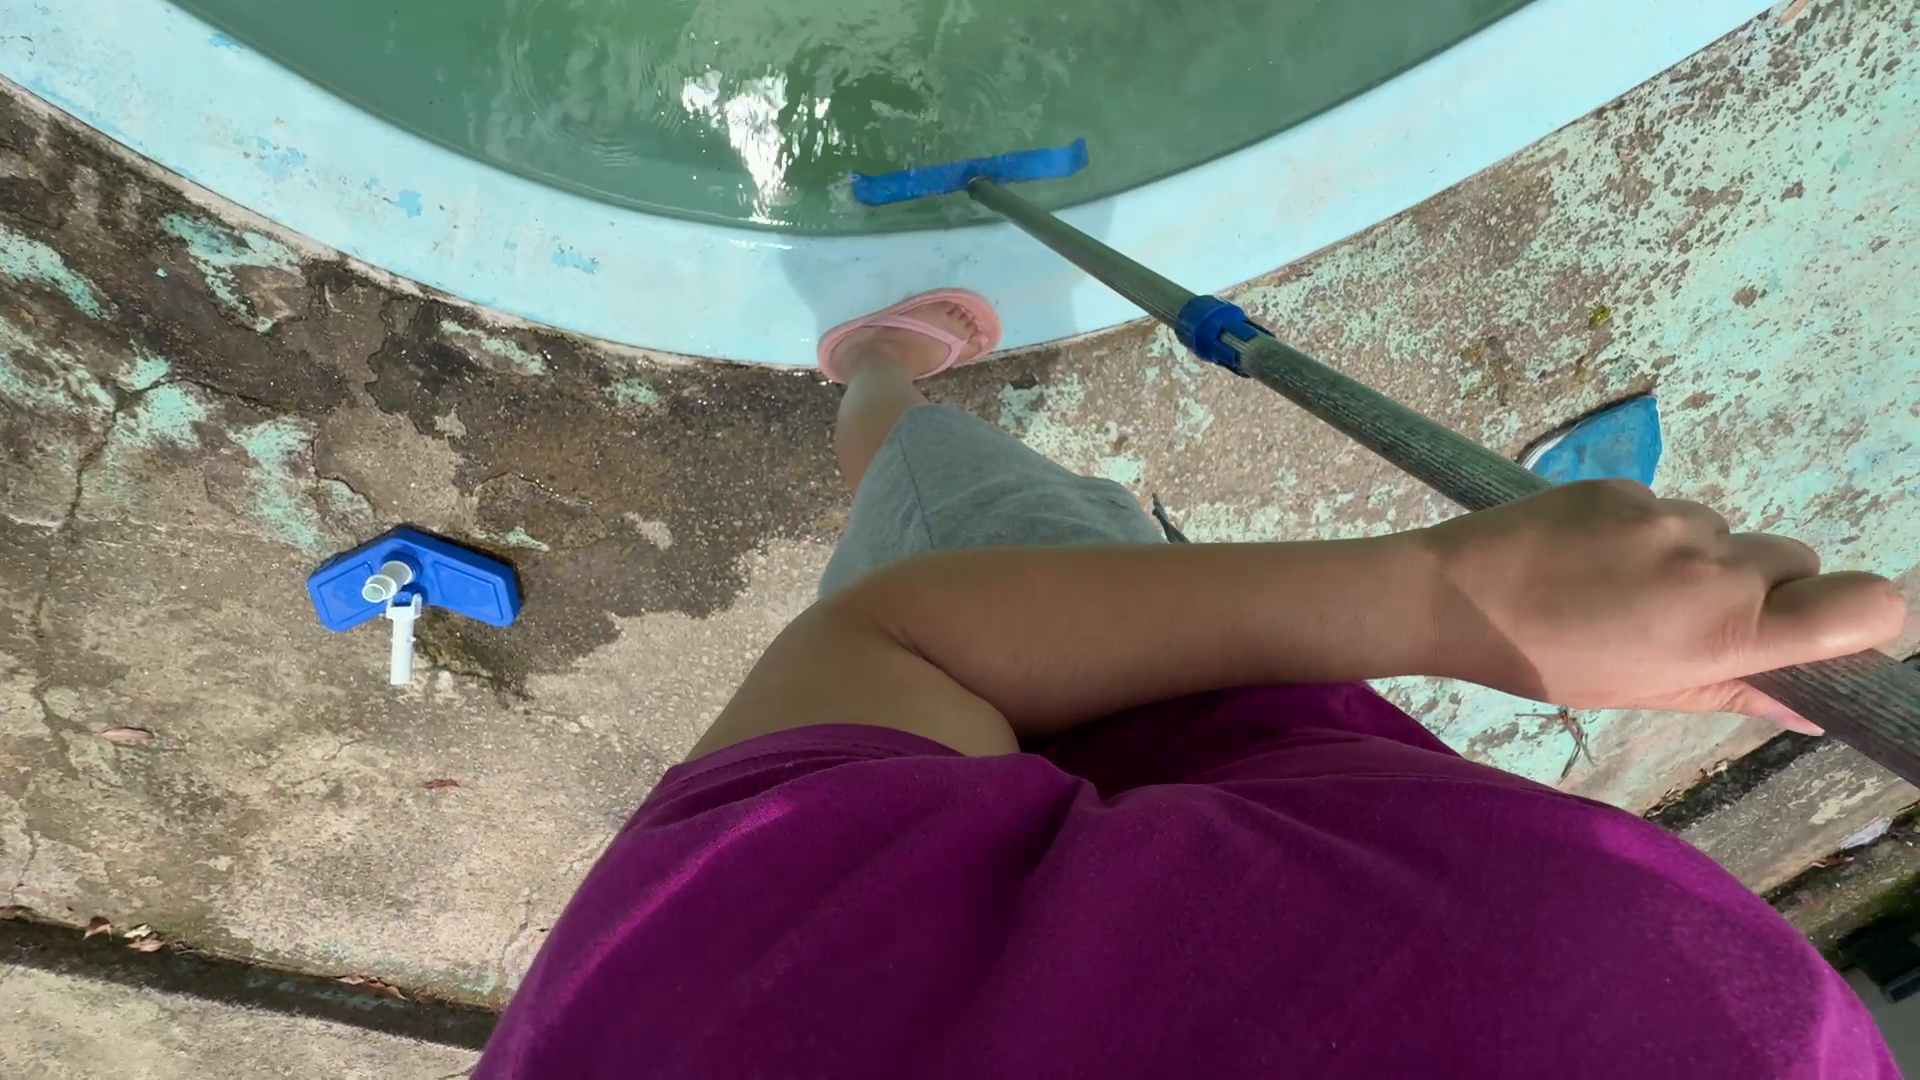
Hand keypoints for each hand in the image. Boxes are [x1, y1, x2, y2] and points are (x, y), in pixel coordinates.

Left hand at [1418, 479, 1908, 731]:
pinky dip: (1636, 527)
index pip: (1869, 604)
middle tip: (1677, 607)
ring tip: (1610, 578)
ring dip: (1687, 552)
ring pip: (1717, 530)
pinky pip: (1657, 506)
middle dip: (1755, 583)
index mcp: (1725, 631)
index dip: (1857, 614)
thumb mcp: (1632, 691)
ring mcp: (1661, 517)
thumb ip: (1728, 691)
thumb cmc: (1535, 658)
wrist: (1445, 595)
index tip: (1809, 624)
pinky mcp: (1615, 487)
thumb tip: (1810, 707)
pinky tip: (1580, 549)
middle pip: (1791, 559)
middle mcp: (1710, 565)